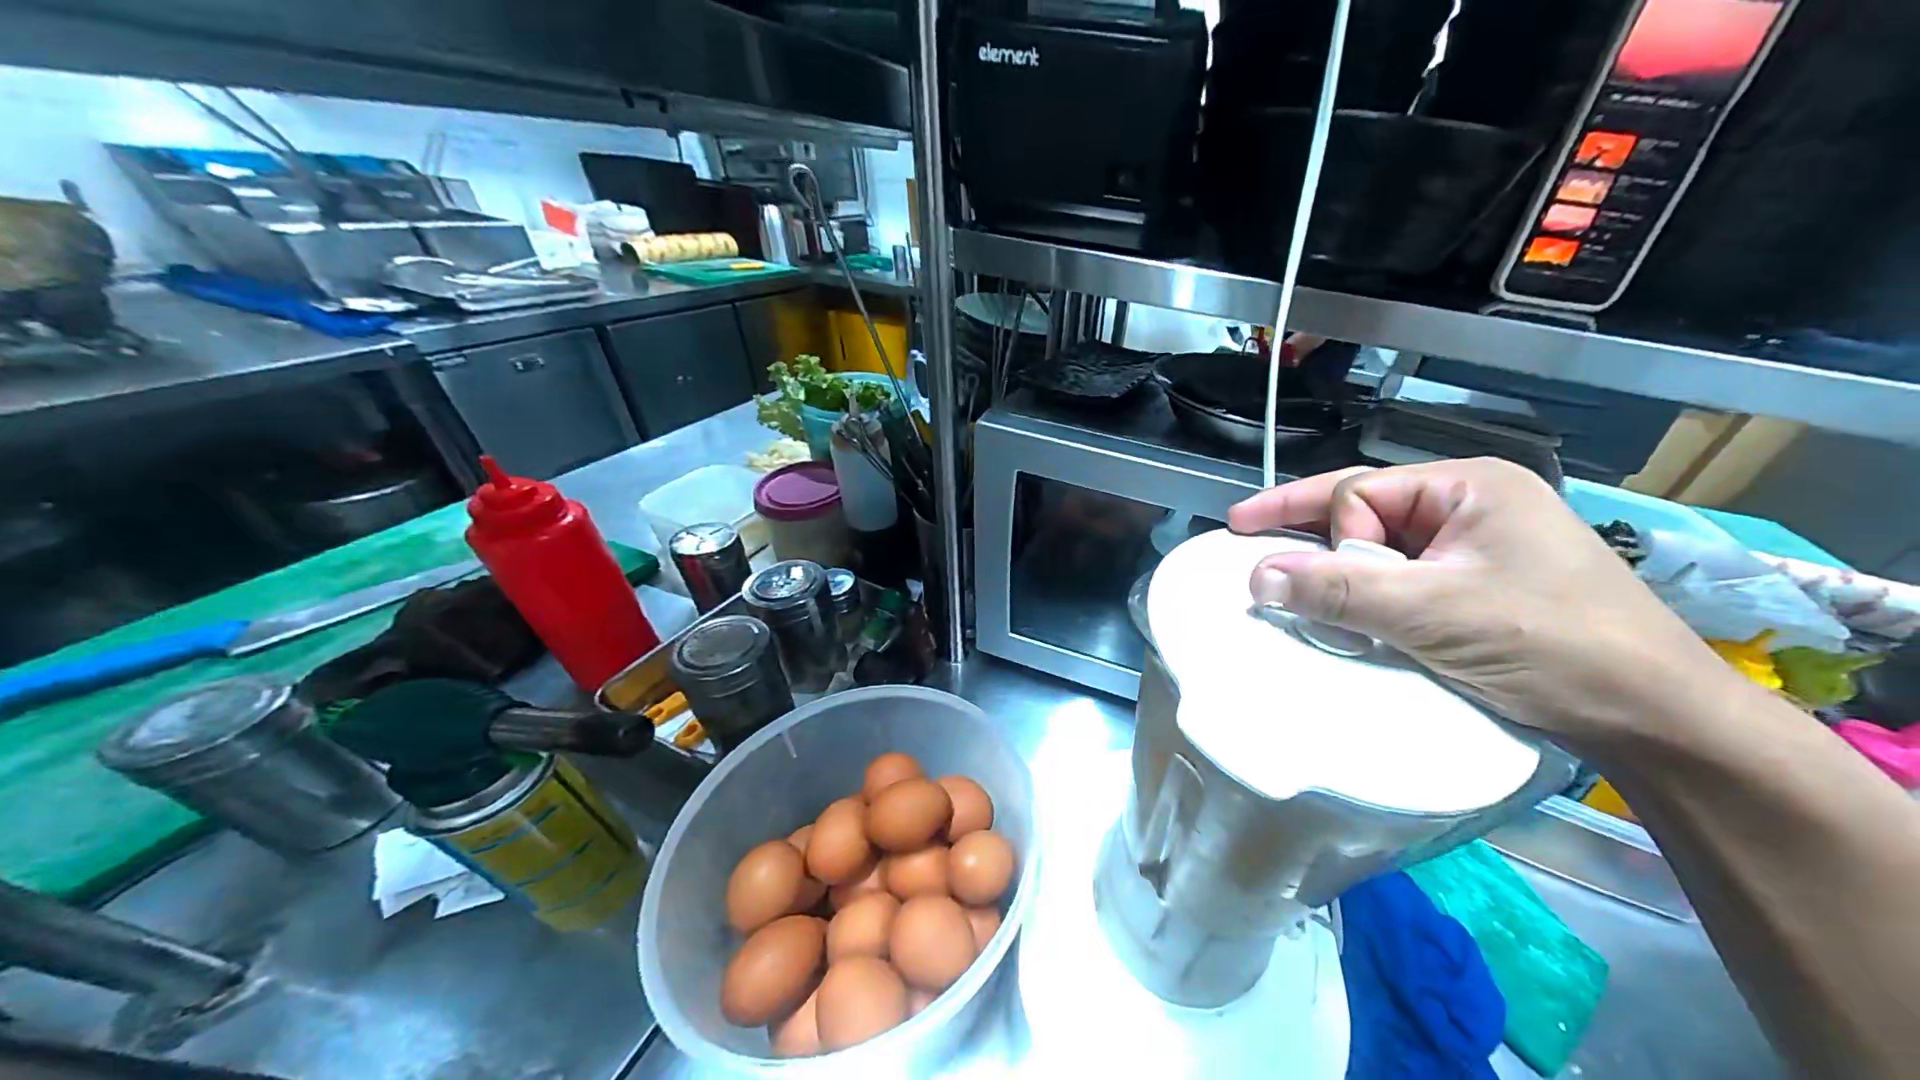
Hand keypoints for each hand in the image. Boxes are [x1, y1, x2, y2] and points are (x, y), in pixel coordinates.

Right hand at [1227, 458, 1739, 745]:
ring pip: (1375, 552)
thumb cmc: (1552, 646)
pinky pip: (1396, 582)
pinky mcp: (1473, 588)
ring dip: (1340, 580)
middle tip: (1258, 565)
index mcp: (1468, 486)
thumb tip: (1254, 577)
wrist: (1655, 721)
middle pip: (1361, 516)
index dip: (1329, 538)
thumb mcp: (1433, 613)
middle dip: (1318, 547)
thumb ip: (1338, 589)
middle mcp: (1468, 506)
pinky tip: (1346, 619)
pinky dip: (1366, 601)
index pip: (1358, 494)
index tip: (1301, 582)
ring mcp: (1473, 548)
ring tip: (1302, 603)